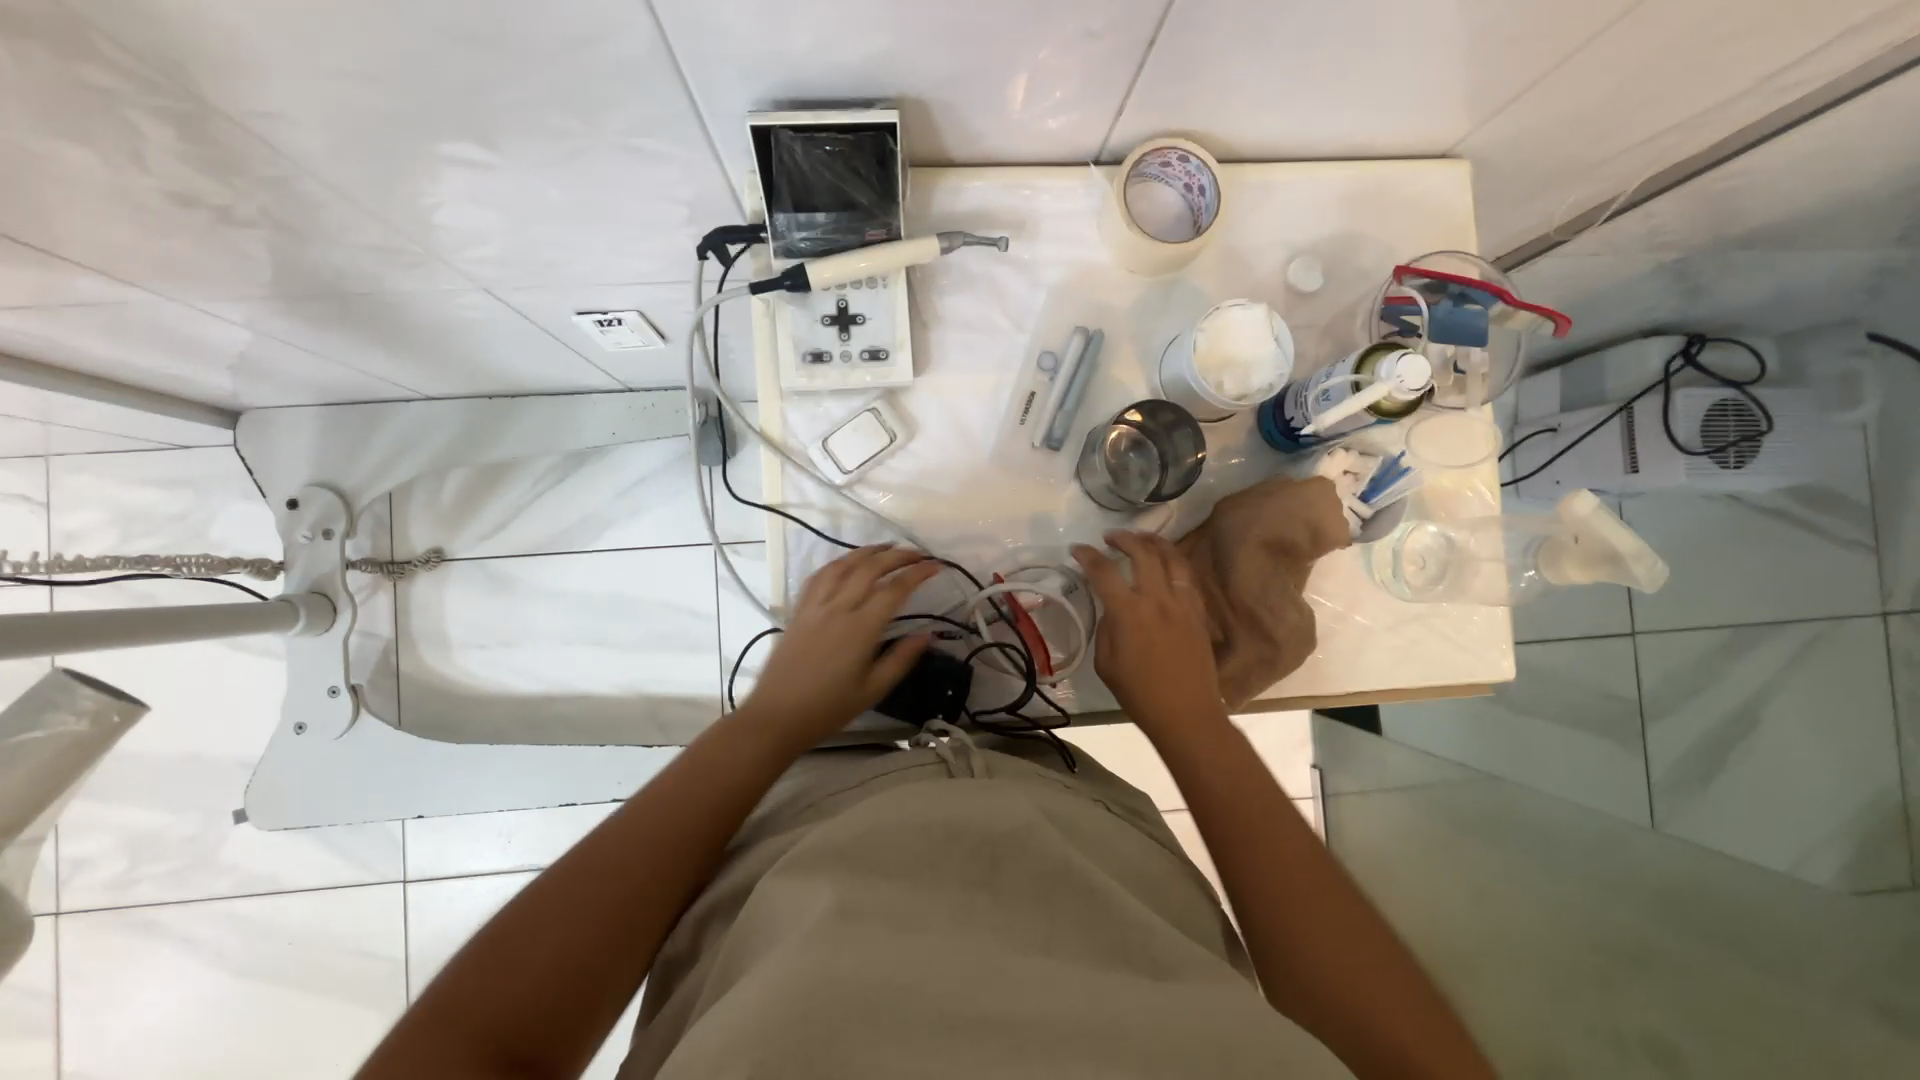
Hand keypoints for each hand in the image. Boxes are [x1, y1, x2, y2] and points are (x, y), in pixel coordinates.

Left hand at [738, 544, 941, 738]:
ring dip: (867, 551)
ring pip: (843, 565)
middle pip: (870, 569)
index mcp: (860, 629)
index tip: (936, 566)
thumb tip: (927, 635)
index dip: (918, 574)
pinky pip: (819, 576)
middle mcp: (838, 609)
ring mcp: (815, 607)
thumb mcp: (873, 689)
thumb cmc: (829, 708)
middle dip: (897, 556)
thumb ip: (901, 659)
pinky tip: (847, 563)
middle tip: (918, 553)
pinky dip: (838, 563)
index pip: (895, 590)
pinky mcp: (799, 611)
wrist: (778, 716)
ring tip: (886, 547)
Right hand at [1072, 530, 1224, 728]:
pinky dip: (1175, 563)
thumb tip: (1113, 610)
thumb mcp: (1106, 663)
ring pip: (1171, 557)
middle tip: (1111, 537)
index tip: (1078, 549)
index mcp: (1128, 612)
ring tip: (1142, 538)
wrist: (1186, 713)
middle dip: (1123, 538)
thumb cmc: (1139, 694)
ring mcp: (1182, 603)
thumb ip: (1107, 629)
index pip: (1104, 571)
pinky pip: (1188, 577)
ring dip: (1154, 542)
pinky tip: (1167, 564)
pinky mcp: (1199, 612)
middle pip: (1142, 552)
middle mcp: (1157, 599)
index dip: (1088, 556)